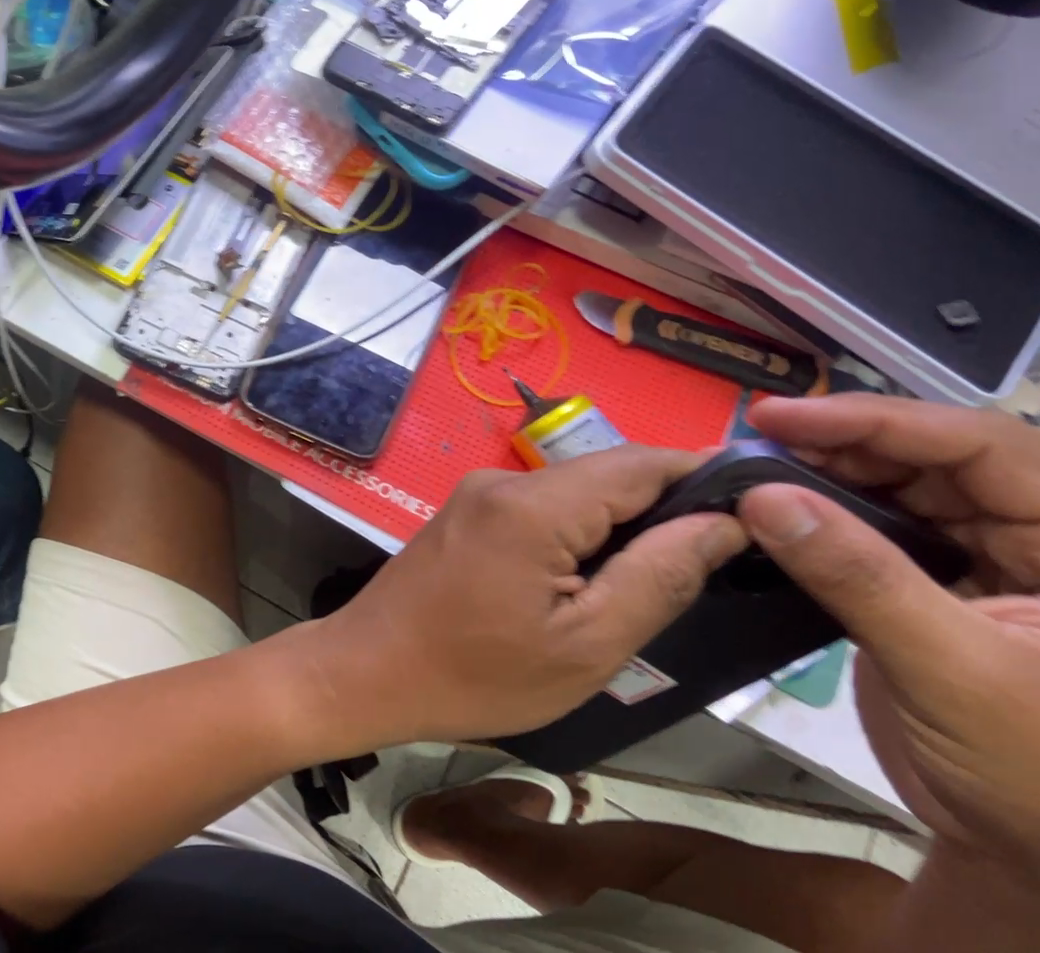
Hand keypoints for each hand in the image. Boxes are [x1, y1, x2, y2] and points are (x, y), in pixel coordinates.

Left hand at [294, 446, 746, 749]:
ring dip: (625, 522)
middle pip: (610, 473)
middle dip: (671, 505)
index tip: (770, 513)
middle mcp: (502, 482)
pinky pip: (541, 509)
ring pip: (576, 492)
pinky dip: (581, 531)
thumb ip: (659, 575)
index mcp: (533, 505)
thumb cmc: (476, 674)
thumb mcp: (587, 643)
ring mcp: (476, 495)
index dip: (712, 480)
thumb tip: (725, 521)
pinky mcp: (463, 516)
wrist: (366, 673)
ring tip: (673, 572)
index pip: (646, 462)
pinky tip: (602, 573)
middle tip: (729, 557)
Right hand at [739, 394, 1039, 876]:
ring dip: (825, 476)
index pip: (985, 448)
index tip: (778, 416)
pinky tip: (771, 512)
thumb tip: (764, 498)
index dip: (879, 420)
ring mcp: (988, 561)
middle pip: (937, 458)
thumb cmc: (1034, 770)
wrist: (1032, 851)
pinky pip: (875, 532)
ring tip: (750, 470)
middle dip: (844, 443)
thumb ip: (862, 578)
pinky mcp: (935, 586)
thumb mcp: (952, 670)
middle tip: (749, 443)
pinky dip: (818, 519)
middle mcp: (1037, 537)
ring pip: (901, 490)